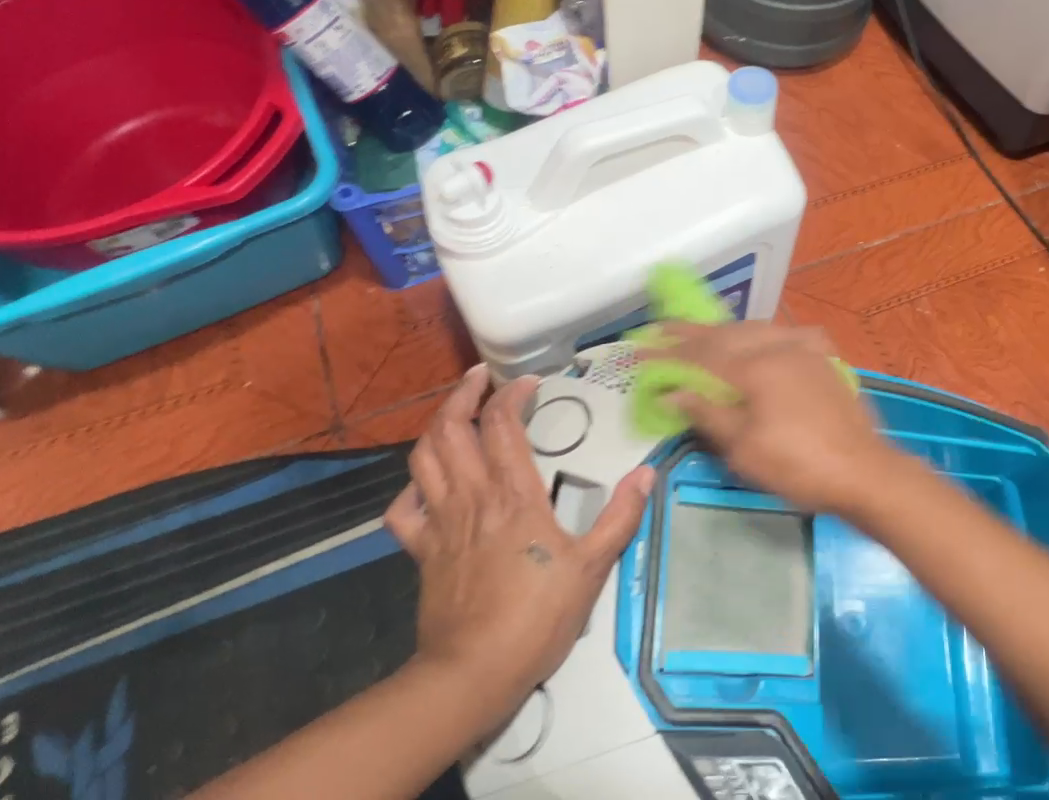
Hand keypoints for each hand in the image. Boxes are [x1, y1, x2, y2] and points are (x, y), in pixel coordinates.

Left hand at [383, 364, 652, 722]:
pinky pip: (403, 510)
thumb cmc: (537, 617)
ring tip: (454, 413)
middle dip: (463, 393)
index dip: (513, 395)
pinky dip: (410, 489)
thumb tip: (646, 473)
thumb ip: (620, 517)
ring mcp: (439, 523)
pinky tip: (425, 486)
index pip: (503, 425)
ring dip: (435, 426)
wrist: (474, 670)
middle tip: (481, 378)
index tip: (530, 383)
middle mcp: (471, 496)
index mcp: (514, 495)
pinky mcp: (421, 551)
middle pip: (451, 428)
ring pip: (423, 457)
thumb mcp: (592, 567)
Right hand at [648, 323, 906, 515]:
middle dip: (691, 334)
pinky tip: (762, 337)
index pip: (701, 356)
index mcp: (756, 368)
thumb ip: (708, 414)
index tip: (639, 351)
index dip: (668, 355)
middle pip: (727, 335)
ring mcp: (806, 351)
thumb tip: (673, 392)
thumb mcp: (745, 448)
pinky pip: (787, 335)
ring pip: (757, 330)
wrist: (865, 472)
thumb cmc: (799, 466)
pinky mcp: (824, 361)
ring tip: (701, 332)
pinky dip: (764, 334)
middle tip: (660, 330)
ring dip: (725, 330)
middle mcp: (779, 348)